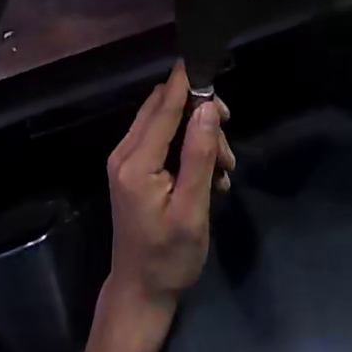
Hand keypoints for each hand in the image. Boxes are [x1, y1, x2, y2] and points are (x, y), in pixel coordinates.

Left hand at [104, 65, 233, 304]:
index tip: (198, 62)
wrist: (141, 289)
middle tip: (227, 137)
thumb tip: (207, 110)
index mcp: (135, 161)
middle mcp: (124, 152)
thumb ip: (199, 157)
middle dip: (196, 114)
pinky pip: (158, 142)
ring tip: (223, 169)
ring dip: (194, 134)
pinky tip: (208, 174)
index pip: (161, 109)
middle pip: (159, 110)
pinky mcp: (130, 169)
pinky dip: (183, 148)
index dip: (181, 84)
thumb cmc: (170, 255)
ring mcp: (124, 159)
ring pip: (161, 124)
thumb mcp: (193, 210)